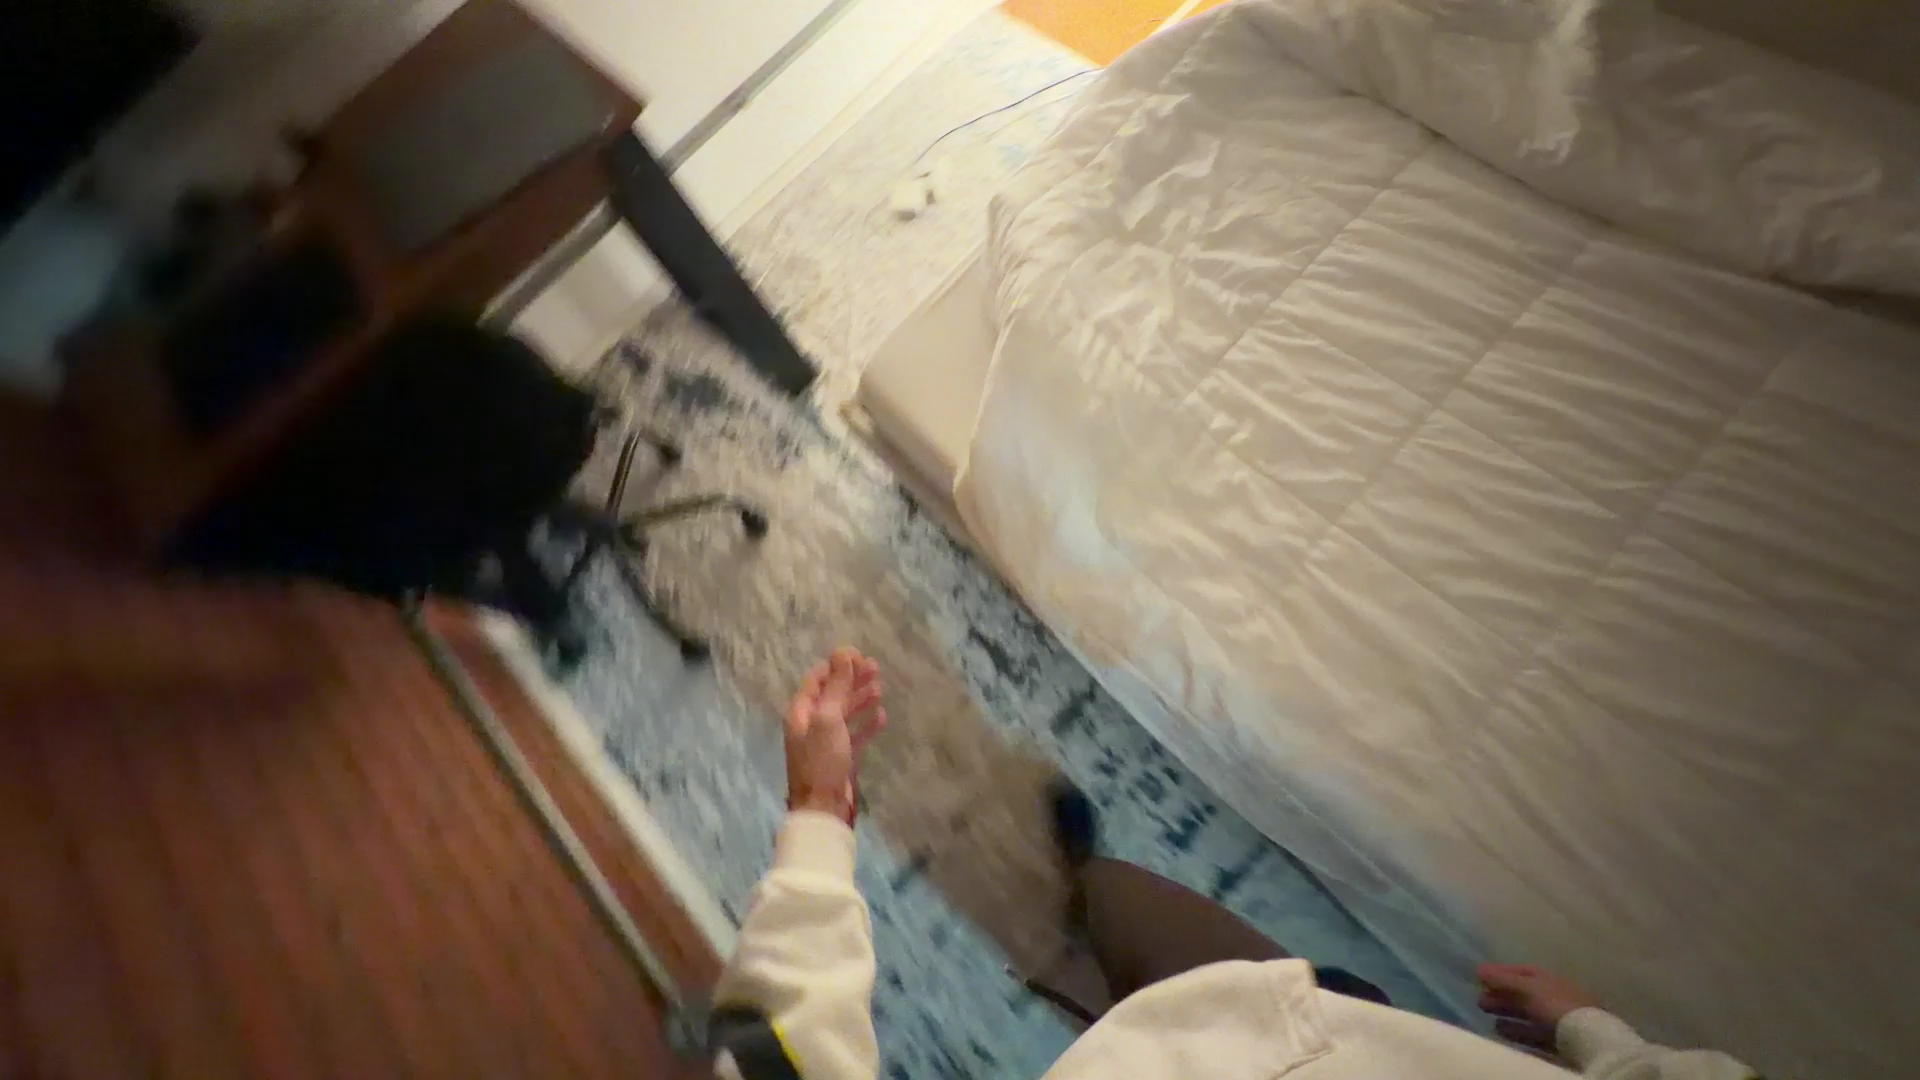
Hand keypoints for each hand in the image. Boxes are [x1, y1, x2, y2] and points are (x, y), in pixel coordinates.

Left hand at [784, 648, 886, 824]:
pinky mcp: (841, 757)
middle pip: (833, 693)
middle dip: (852, 679)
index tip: (858, 655)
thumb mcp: (828, 718)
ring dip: (861, 698)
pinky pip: (855, 734)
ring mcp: (827, 741)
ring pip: (845, 713)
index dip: (836, 665)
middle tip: (876, 667)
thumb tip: (843, 653)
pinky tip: (882, 716)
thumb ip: (836, 686)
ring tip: (880, 687)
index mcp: (801, 712)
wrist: (823, 808)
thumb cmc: (822, 760)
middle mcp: (812, 724)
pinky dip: (867, 724)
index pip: (817, 679)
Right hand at [1478, 964, 1601, 1051]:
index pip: (1520, 971)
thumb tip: (1477, 969)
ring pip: (1528, 1016)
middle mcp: (1554, 996)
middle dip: (1500, 997)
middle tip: (1480, 1002)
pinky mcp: (1561, 1041)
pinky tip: (1503, 1032)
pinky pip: (1535, 1034)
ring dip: (1508, 1016)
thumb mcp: (1526, 987)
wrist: (1590, 1040)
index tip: (1478, 977)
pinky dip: (1518, 1032)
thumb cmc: (1556, 1004)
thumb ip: (1501, 978)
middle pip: (1522, 995)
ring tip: (1489, 1019)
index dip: (1499, 973)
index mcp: (1548, 978)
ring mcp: (1560, 1020)